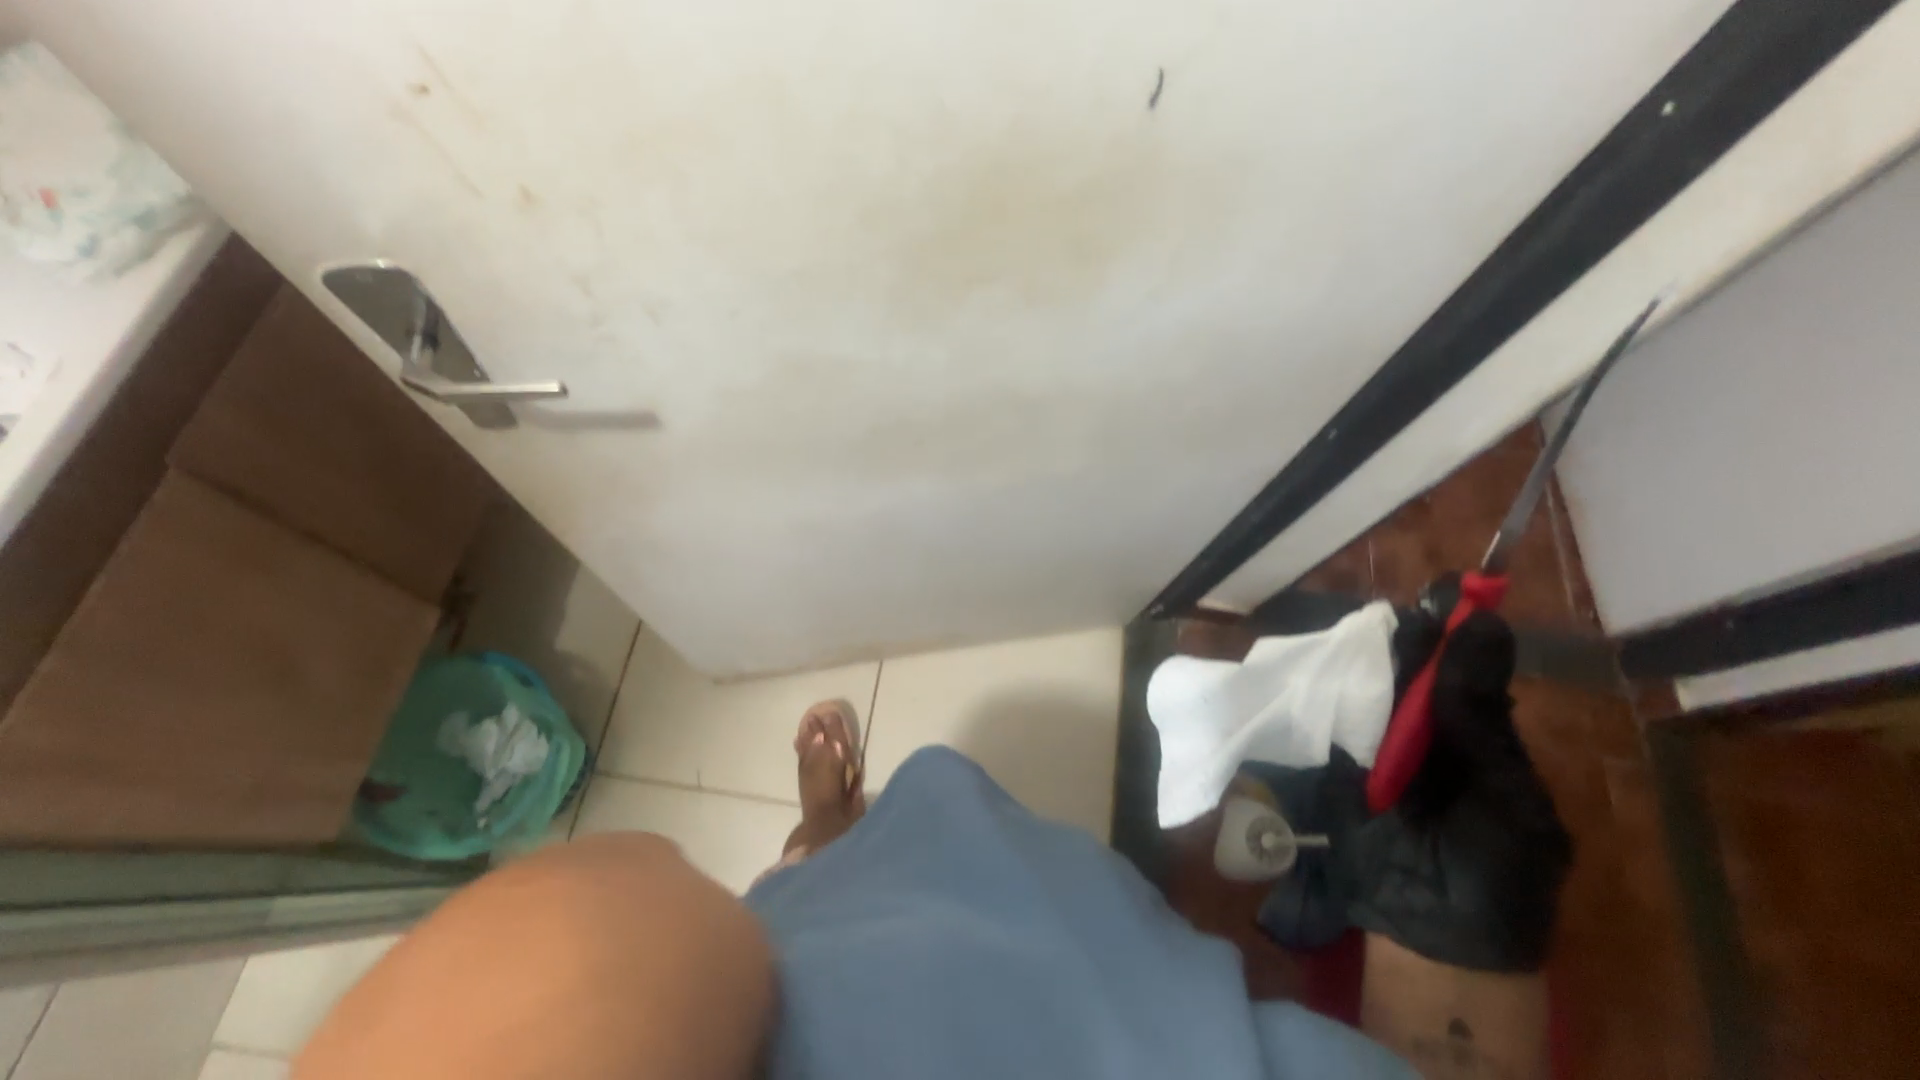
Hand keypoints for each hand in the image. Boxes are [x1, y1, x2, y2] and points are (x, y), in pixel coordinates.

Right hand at [1338, 584, 1572, 971]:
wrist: (1437, 939)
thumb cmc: (1498, 871)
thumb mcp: (1508, 794)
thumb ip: (1483, 717)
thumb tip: (1484, 623)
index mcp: (1478, 725)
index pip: (1464, 656)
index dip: (1454, 621)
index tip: (1441, 591)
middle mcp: (1425, 722)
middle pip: (1408, 661)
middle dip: (1400, 637)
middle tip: (1387, 622)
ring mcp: (1375, 740)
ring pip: (1364, 682)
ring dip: (1358, 662)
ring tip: (1349, 647)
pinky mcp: (1332, 760)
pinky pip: (1325, 717)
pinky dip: (1317, 693)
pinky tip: (1312, 673)